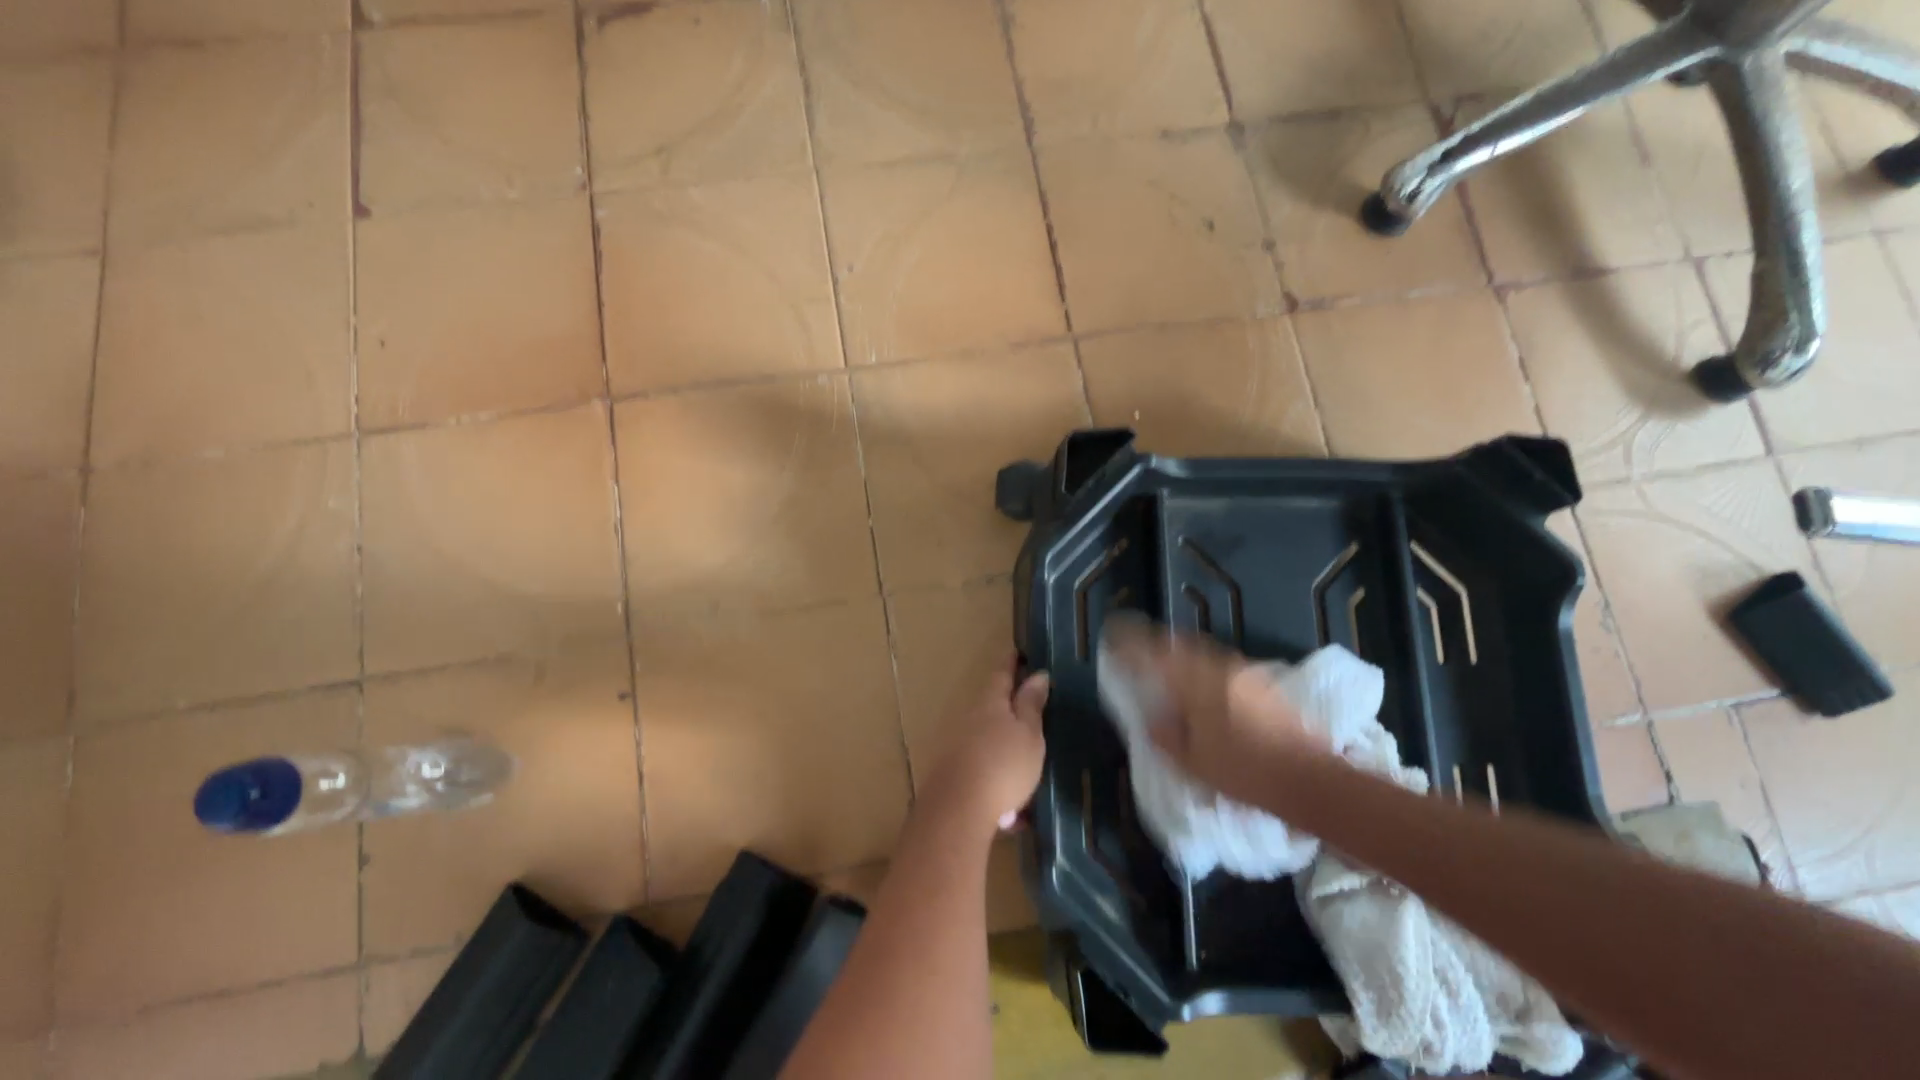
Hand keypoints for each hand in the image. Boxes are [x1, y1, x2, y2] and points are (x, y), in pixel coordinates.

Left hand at [920, 659, 1049, 833]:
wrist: (958, 811)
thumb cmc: (1003, 765)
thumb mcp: (1029, 734)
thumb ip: (1032, 705)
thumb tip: (1037, 674)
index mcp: (988, 703)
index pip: (1001, 674)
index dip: (1011, 663)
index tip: (1018, 651)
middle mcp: (967, 719)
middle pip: (989, 706)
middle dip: (1008, 707)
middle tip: (1029, 706)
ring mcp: (955, 747)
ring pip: (984, 740)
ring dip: (1004, 748)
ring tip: (1027, 763)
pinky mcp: (951, 775)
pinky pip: (981, 770)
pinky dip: (997, 778)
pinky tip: (1013, 810)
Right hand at [1103, 617, 1328, 801]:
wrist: (1308, 780)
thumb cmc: (1243, 773)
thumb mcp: (1191, 762)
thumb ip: (1164, 734)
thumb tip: (1151, 719)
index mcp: (1196, 683)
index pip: (1154, 654)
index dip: (1130, 644)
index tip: (1113, 637)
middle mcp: (1220, 668)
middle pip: (1181, 645)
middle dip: (1156, 644)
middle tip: (1138, 648)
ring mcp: (1247, 674)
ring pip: (1204, 655)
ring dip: (1182, 657)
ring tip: (1168, 670)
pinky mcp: (1266, 687)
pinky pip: (1223, 668)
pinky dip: (1204, 671)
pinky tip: (1204, 691)